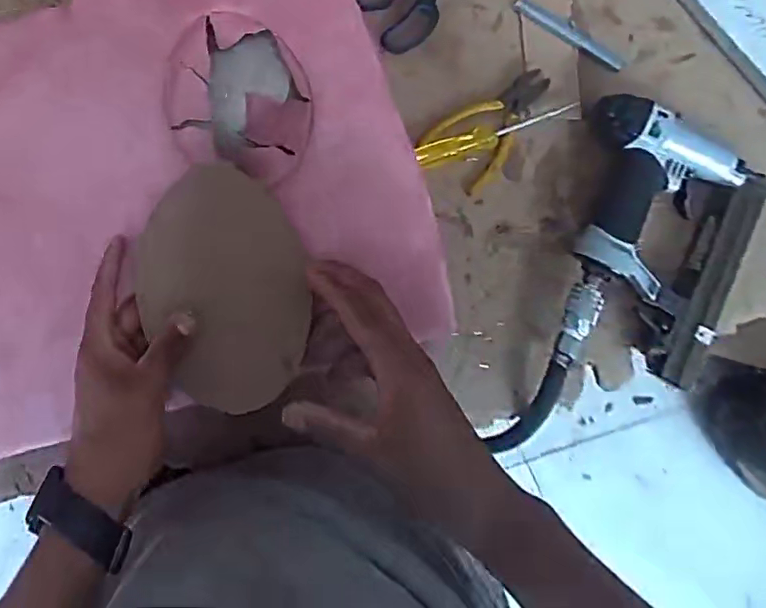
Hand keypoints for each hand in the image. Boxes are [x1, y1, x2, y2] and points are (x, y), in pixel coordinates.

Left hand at [65, 236, 192, 517]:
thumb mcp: (145, 386)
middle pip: (130, 313)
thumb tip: (187, 313)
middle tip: (183, 271)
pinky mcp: (134, 385)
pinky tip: (192, 334)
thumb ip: (167, 347)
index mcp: (99, 345)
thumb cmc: (118, 429)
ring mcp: (120, 369)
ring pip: (144, 333)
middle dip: (154, 295)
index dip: (111, 267)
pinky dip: (168, 343)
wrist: (106, 482)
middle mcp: (107, 351)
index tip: (120, 239)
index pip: (104, 296)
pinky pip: (151, 353)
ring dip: (164, 321)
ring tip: (194, 296)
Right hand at [281, 261, 522, 551]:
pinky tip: (338, 368)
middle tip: (313, 269)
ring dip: (350, 313)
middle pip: (376, 303)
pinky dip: (358, 344)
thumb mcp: (372, 453)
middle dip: (346, 281)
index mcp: (397, 364)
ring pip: (380, 322)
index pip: (360, 314)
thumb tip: (287, 410)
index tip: (308, 269)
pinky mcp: (418, 379)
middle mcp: (408, 354)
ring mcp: (416, 365)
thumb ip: (329, 426)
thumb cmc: (427, 473)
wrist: (479, 497)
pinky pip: (384, 345)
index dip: (334, 289)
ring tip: (315, 322)